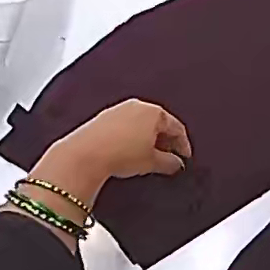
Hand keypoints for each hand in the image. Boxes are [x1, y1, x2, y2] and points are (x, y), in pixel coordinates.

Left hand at [45, 99, 191, 182]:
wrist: (86, 154)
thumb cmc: (121, 153)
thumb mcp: (153, 162)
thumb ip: (170, 162)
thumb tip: (176, 163)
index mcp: (154, 112)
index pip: (176, 127)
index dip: (183, 144)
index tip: (184, 157)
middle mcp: (137, 106)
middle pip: (159, 123)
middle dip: (166, 141)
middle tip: (169, 158)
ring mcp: (118, 110)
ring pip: (142, 124)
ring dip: (148, 139)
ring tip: (149, 157)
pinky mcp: (103, 118)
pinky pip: (126, 126)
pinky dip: (133, 137)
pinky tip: (130, 152)